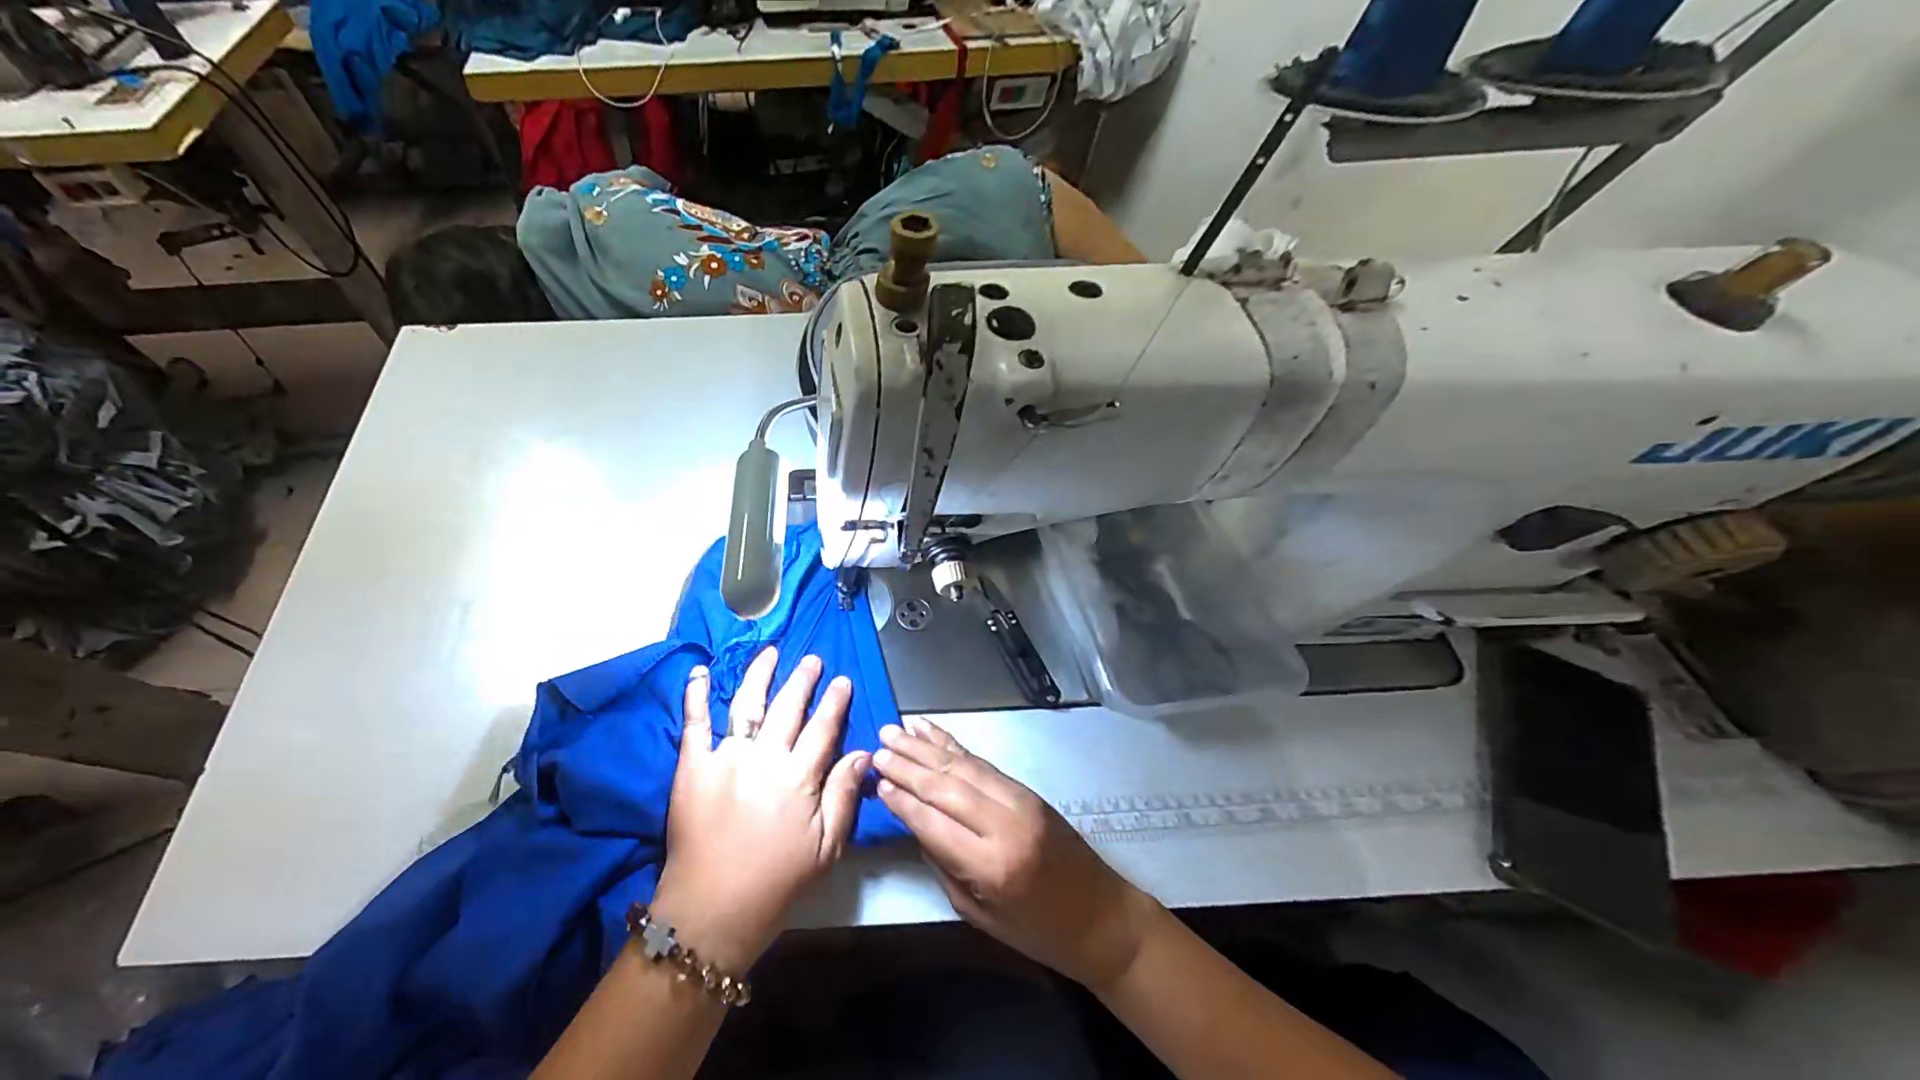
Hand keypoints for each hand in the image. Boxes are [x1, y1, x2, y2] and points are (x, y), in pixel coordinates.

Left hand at [653, 648, 868, 972]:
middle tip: (812, 660)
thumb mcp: (827, 847)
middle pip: (789, 708)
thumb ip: (844, 795)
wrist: (712, 911)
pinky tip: (700, 673)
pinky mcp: (692, 767)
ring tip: (770, 653)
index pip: (823, 728)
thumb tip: (863, 754)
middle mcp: (765, 757)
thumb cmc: (777, 882)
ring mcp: (725, 758)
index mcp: (799, 777)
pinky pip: (694, 724)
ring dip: (760, 675)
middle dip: (803, 680)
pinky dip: (696, 696)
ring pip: (747, 704)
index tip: (842, 681)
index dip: (835, 702)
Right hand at [872, 716, 1156, 990]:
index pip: (934, 822)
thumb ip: (945, 865)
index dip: (902, 800)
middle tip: (876, 748)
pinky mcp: (1028, 790)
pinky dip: (955, 747)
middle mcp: (1006, 823)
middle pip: (947, 786)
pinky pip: (984, 763)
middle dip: (908, 766)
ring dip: (926, 747)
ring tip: (895, 731)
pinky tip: (932, 734)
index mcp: (991, 864)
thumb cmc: (1037, 931)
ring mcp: (1020, 801)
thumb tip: (916, 823)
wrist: (1101, 916)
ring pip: (964, 766)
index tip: (874, 779)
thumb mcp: (979, 914)